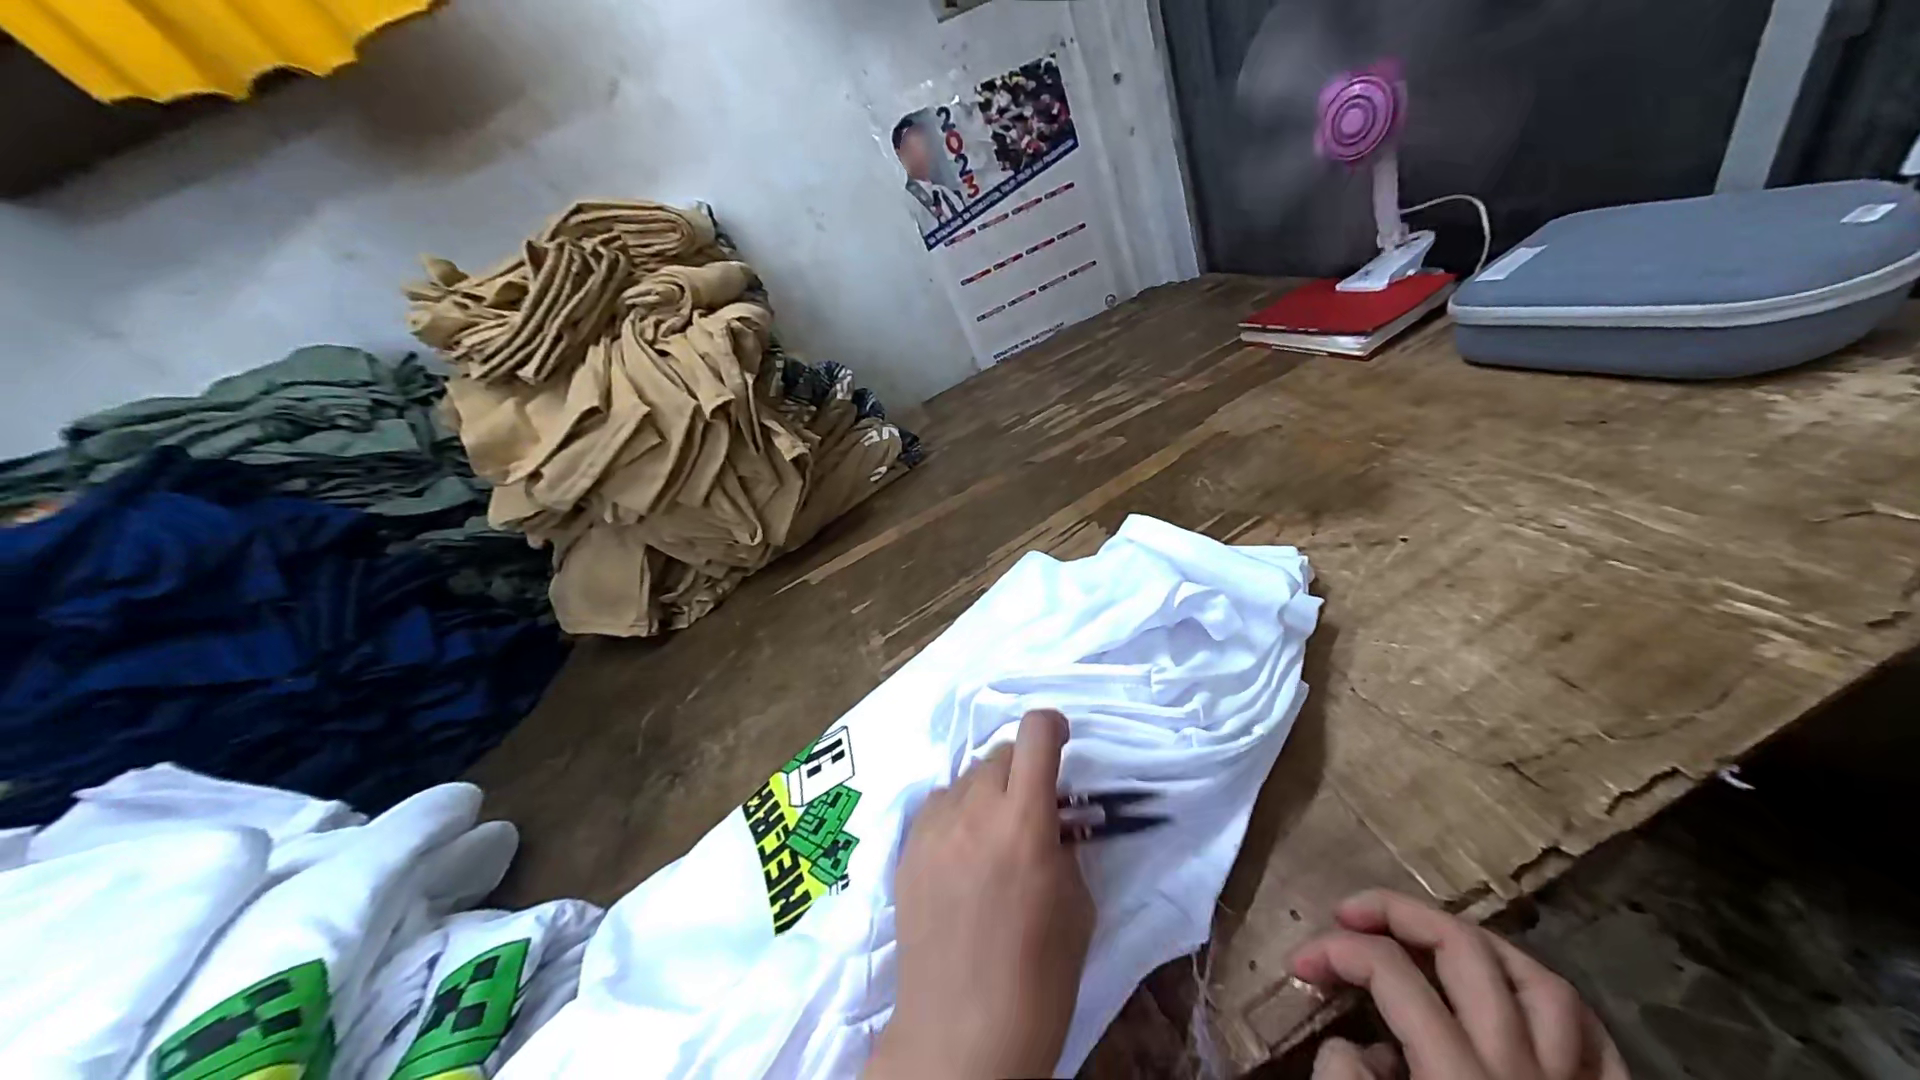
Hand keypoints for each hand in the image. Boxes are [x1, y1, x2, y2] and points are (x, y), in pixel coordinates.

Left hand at [865, 710, 1094, 1079]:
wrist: (961, 1032)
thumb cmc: (1038, 977)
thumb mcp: (1076, 903)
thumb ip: (1064, 842)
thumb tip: (1052, 817)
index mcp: (1024, 821)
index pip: (1035, 734)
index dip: (1053, 727)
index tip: (1062, 743)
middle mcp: (973, 810)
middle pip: (1001, 754)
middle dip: (1024, 770)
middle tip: (1032, 809)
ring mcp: (933, 827)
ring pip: (967, 778)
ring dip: (988, 792)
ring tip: (994, 837)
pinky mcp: (906, 848)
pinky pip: (939, 807)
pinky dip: (958, 815)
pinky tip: (962, 857)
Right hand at [1291, 891, 1628, 1079]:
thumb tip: (1348, 1046)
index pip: (1390, 973)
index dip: (1334, 951)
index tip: (1298, 966)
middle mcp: (1523, 1073)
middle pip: (1463, 951)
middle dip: (1396, 913)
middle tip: (1348, 912)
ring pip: (1538, 980)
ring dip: (1472, 943)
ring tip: (1426, 936)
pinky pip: (1594, 1039)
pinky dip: (1546, 1000)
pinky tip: (1512, 992)